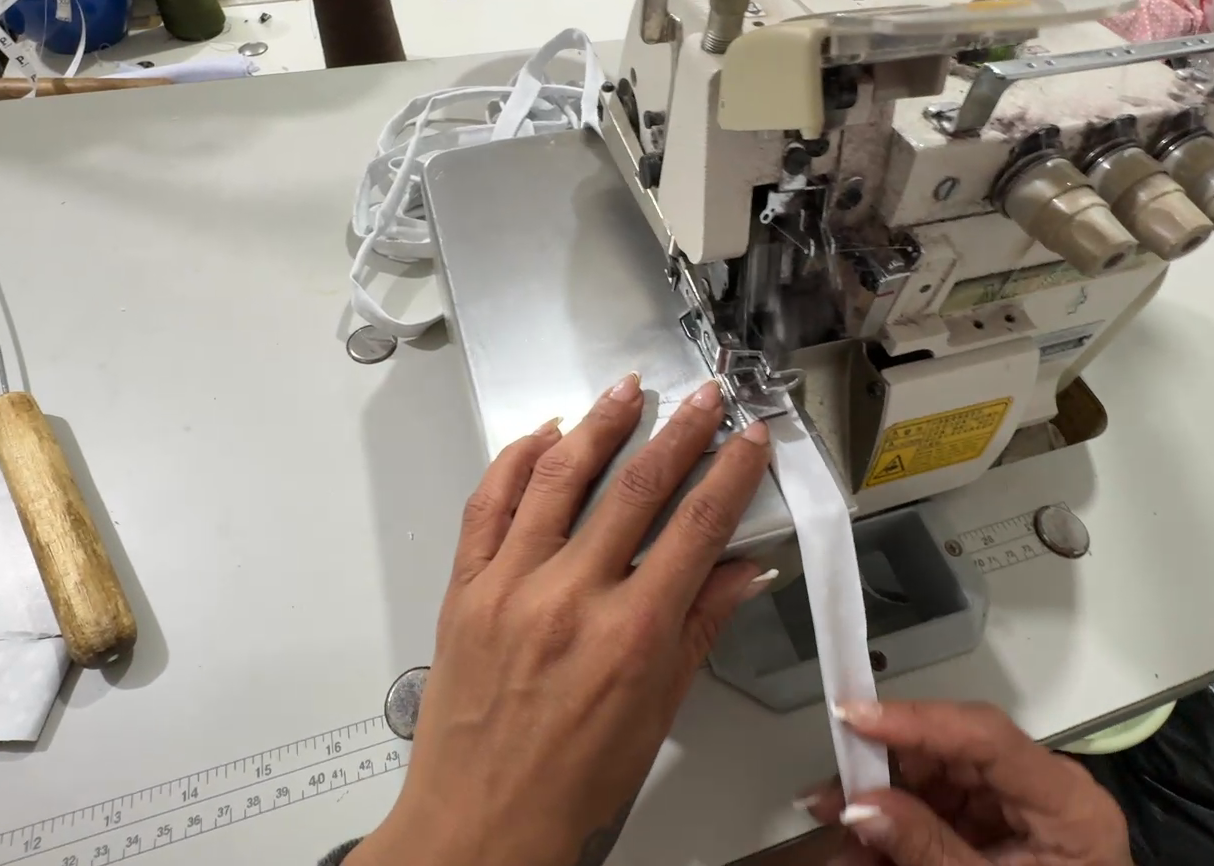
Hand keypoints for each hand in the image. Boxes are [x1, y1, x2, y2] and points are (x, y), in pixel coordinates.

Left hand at [349, 374, 774, 865]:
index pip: (696, 527)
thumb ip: (701, 626)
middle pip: (636, 488)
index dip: (730, 473)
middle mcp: (570, 597)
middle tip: (701, 396)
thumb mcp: (658, 707)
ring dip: (599, 424)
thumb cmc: (574, 779)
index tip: (747, 439)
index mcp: (631, 633)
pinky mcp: (466, 585)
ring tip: (626, 390)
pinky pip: (488, 502)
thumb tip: (743, 567)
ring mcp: (510, 584)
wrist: (480, 823)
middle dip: (678, 431)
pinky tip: (544, 433)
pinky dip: (516, 458)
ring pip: (559, 476)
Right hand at [800, 701, 1129, 865]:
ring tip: (834, 835)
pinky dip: (896, 827)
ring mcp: (1017, 806)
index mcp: (1066, 802)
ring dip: (879, 805)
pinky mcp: (996, 825)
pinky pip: (936, 810)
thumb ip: (927, 849)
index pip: (985, 735)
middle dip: (882, 773)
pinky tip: (860, 850)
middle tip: (826, 797)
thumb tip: (857, 805)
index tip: (852, 717)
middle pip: (949, 753)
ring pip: (932, 780)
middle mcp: (1042, 787)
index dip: (916, 721)